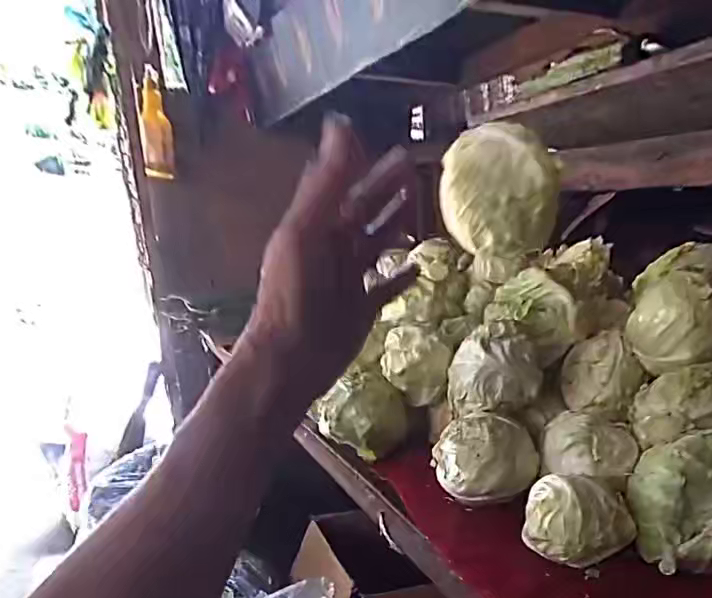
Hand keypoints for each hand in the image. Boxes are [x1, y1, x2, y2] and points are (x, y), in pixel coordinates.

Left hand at [236, 114, 419, 411]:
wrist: (292, 357)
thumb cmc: (293, 295)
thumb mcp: (305, 232)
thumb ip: (327, 184)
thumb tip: (341, 125)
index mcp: (317, 226)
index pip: (347, 188)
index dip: (368, 168)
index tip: (393, 148)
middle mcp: (333, 249)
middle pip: (366, 213)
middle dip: (388, 191)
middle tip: (415, 169)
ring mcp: (349, 280)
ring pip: (377, 246)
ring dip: (396, 226)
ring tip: (420, 208)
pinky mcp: (362, 310)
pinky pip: (385, 288)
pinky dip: (401, 278)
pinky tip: (418, 268)